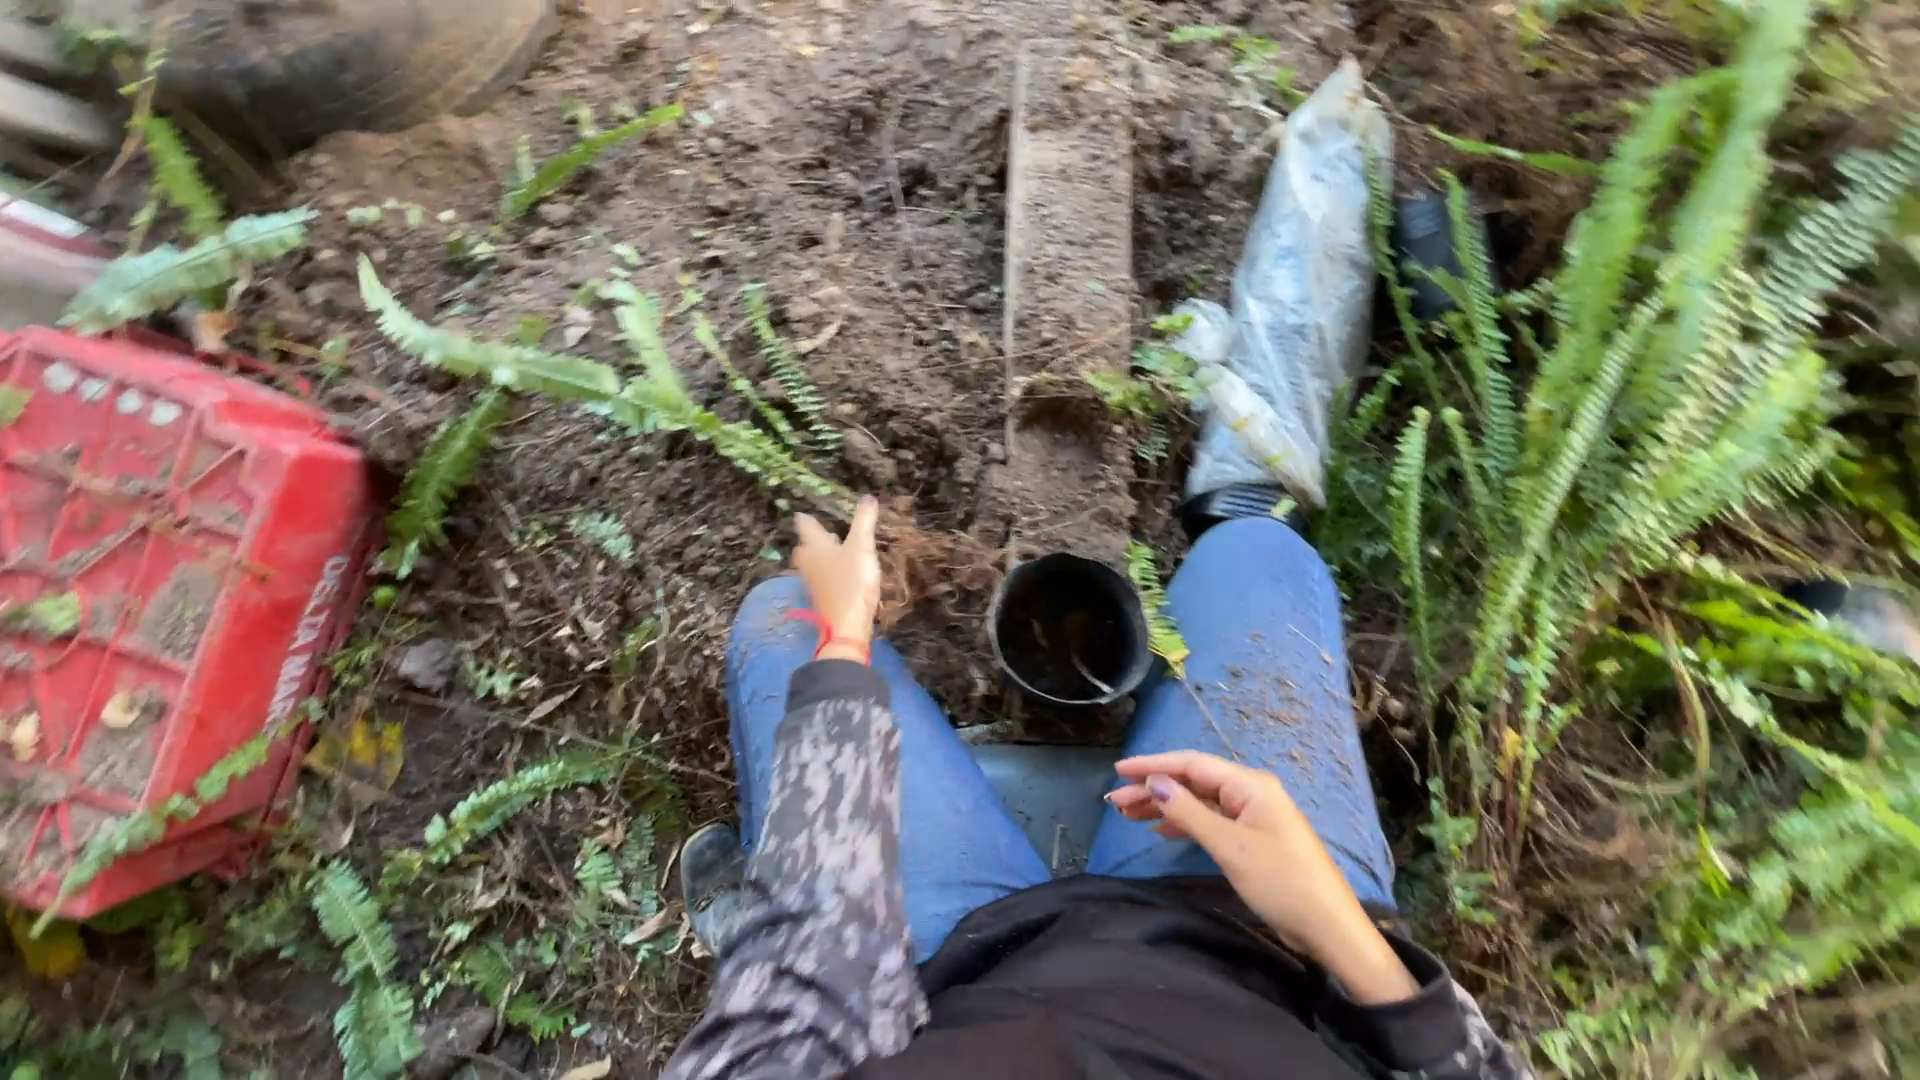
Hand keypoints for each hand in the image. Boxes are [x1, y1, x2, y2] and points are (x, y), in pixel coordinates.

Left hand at [791, 496, 881, 663]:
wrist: (846, 626)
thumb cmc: (851, 582)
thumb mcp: (862, 547)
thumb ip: (864, 521)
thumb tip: (868, 497)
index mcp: (814, 547)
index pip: (805, 526)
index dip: (806, 518)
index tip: (804, 512)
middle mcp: (809, 563)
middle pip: (805, 547)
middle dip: (812, 538)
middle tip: (820, 531)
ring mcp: (814, 582)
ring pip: (813, 563)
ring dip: (822, 555)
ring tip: (834, 548)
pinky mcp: (823, 597)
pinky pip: (823, 577)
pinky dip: (830, 570)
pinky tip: (843, 572)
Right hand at [1107, 750, 1418, 1003]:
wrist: (1330, 929)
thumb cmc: (1281, 882)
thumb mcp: (1230, 846)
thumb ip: (1189, 812)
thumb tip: (1155, 783)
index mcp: (1250, 785)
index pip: (1191, 764)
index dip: (1152, 765)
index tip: (1119, 770)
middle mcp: (1250, 792)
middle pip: (1193, 781)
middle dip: (1154, 788)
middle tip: (1116, 802)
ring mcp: (1253, 815)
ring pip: (1199, 800)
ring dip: (1165, 805)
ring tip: (1129, 814)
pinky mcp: (1253, 838)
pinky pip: (1211, 819)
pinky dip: (1184, 822)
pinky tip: (1162, 829)